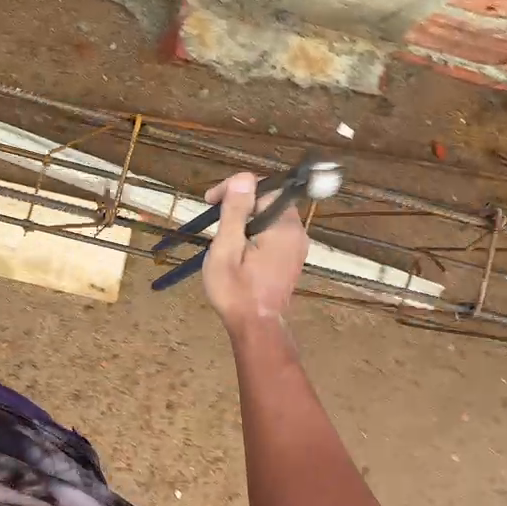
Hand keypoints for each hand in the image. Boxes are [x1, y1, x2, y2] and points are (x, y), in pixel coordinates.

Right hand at [200, 171, 308, 338]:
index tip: (210, 201)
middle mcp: (297, 232)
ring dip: (244, 219)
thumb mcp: (226, 249)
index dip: (235, 189)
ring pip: (270, 217)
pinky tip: (236, 250)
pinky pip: (273, 233)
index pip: (263, 188)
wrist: (255, 326)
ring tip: (221, 237)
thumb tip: (242, 178)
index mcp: (283, 227)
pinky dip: (253, 233)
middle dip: (239, 204)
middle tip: (212, 219)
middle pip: (269, 201)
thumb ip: (235, 212)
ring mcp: (296, 246)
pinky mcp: (291, 258)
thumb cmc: (235, 290)